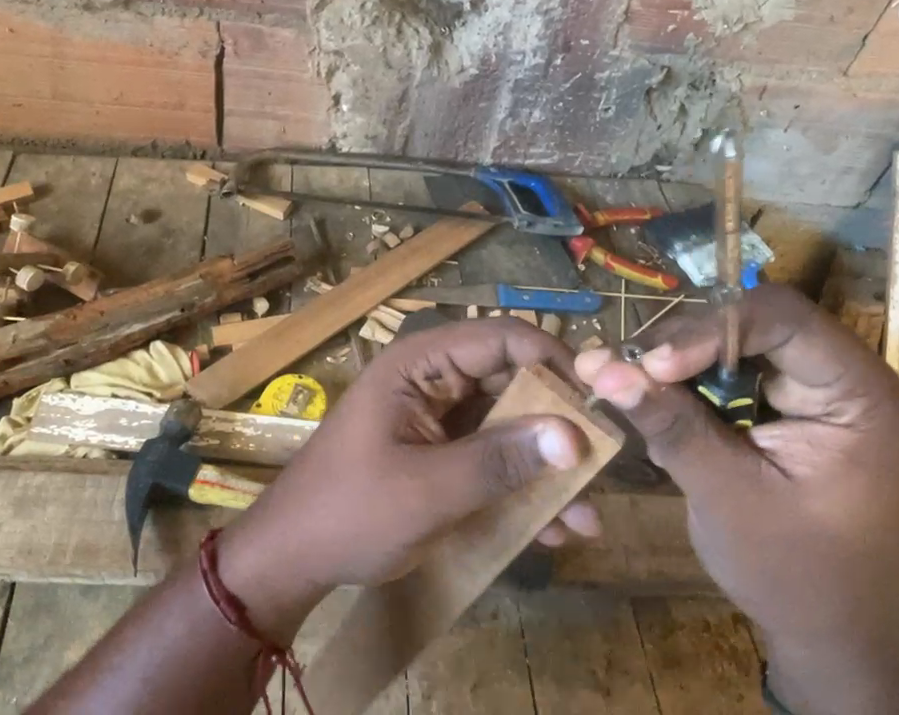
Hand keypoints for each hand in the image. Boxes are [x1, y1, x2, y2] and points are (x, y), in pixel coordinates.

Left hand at [219, 319, 600, 628]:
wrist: (293, 560)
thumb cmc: (351, 512)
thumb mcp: (428, 490)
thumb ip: (500, 461)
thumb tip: (576, 437)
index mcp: (421, 364)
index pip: (501, 338)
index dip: (553, 364)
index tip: (597, 406)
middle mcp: (435, 380)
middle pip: (513, 382)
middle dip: (559, 426)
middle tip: (604, 466)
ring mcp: (440, 419)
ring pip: (510, 426)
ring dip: (547, 468)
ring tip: (587, 518)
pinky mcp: (443, 455)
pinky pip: (494, 460)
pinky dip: (523, 490)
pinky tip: (554, 531)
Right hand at [576, 284, 898, 714]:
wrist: (827, 630)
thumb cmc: (796, 572)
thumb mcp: (728, 497)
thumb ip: (671, 426)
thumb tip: (600, 367)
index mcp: (852, 388)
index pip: (778, 317)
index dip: (708, 328)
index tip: (651, 365)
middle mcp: (832, 371)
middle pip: (746, 320)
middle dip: (680, 344)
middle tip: (620, 371)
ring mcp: (802, 386)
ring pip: (723, 341)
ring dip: (672, 363)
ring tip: (624, 388)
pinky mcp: (773, 403)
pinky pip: (717, 371)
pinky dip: (679, 385)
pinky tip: (648, 406)